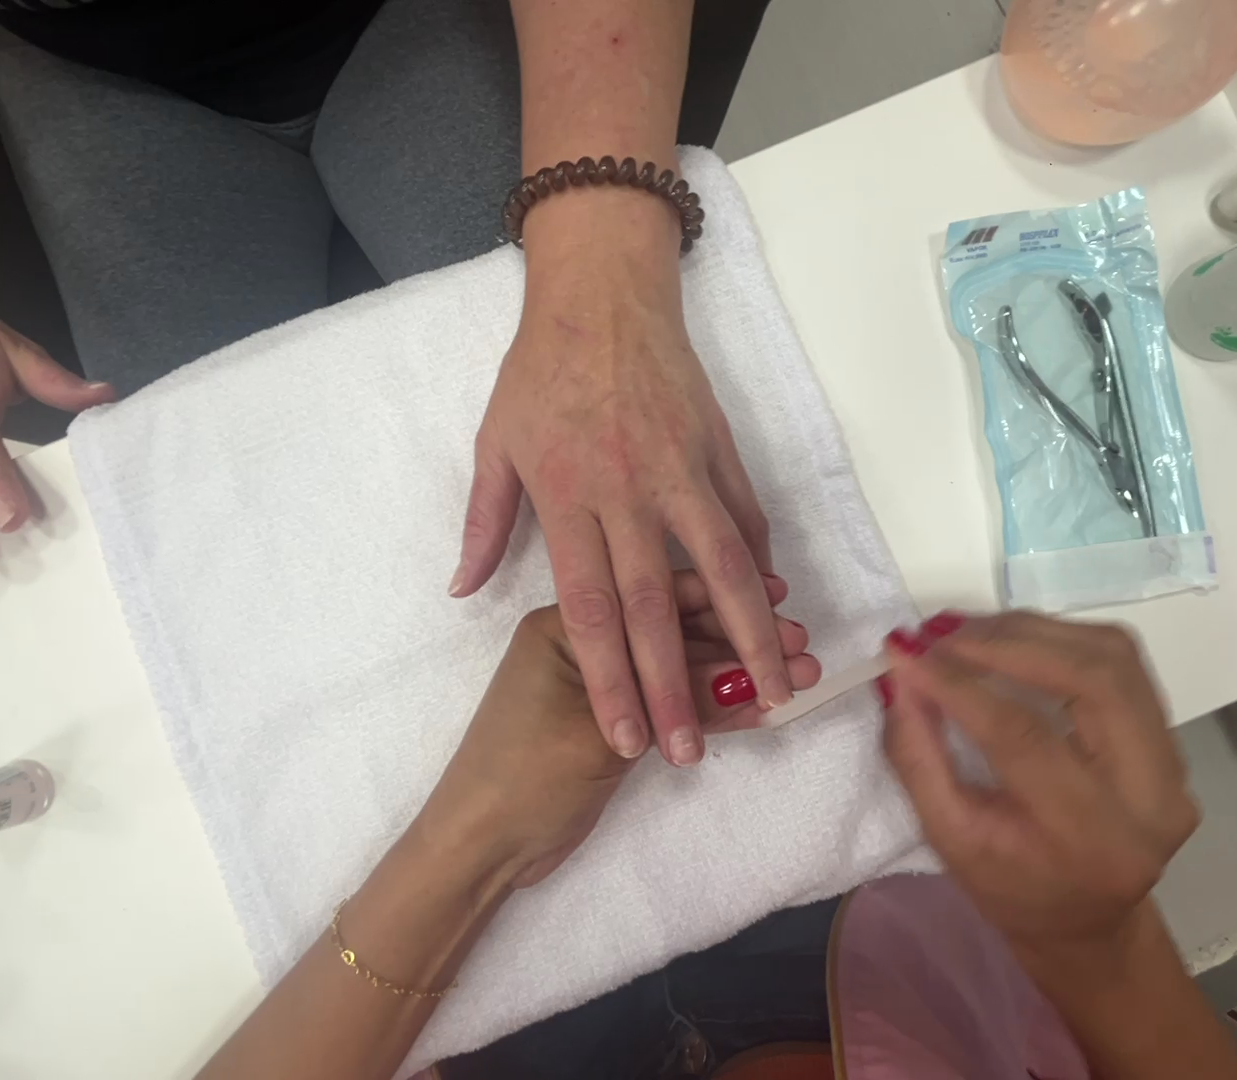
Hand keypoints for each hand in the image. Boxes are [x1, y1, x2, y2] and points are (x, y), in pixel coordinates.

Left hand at [420, 572, 818, 889]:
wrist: (481, 846)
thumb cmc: (523, 772)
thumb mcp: (603, 734)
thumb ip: (678, 705)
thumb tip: (757, 682)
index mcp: (566, 624)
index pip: (651, 595)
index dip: (716, 598)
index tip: (774, 598)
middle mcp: (587, 645)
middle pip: (674, 632)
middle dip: (738, 638)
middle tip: (801, 643)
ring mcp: (603, 687)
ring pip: (680, 672)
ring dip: (735, 676)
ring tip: (800, 675)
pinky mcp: (616, 726)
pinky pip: (672, 708)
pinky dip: (714, 710)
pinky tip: (762, 708)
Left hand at [453, 195, 786, 768]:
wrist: (600, 294)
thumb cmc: (539, 373)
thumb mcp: (494, 443)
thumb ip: (483, 522)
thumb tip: (462, 590)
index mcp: (567, 500)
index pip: (591, 610)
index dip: (611, 680)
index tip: (627, 737)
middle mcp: (627, 494)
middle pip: (654, 606)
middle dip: (674, 685)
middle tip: (690, 751)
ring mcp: (681, 470)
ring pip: (723, 566)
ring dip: (750, 633)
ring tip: (774, 691)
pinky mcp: (718, 448)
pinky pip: (744, 515)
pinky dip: (760, 563)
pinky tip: (771, 606)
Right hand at [880, 611, 1198, 953]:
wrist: (1086, 919)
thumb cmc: (1006, 883)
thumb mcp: (945, 834)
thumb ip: (916, 754)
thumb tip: (899, 675)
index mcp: (1090, 835)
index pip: (1023, 736)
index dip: (956, 685)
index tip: (901, 652)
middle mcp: (1152, 794)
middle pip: (1093, 679)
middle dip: (1005, 642)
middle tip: (936, 634)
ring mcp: (1174, 762)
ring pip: (1112, 656)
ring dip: (1028, 630)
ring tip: (961, 632)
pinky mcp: (1169, 738)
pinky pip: (1118, 662)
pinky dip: (1053, 637)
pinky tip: (1002, 641)